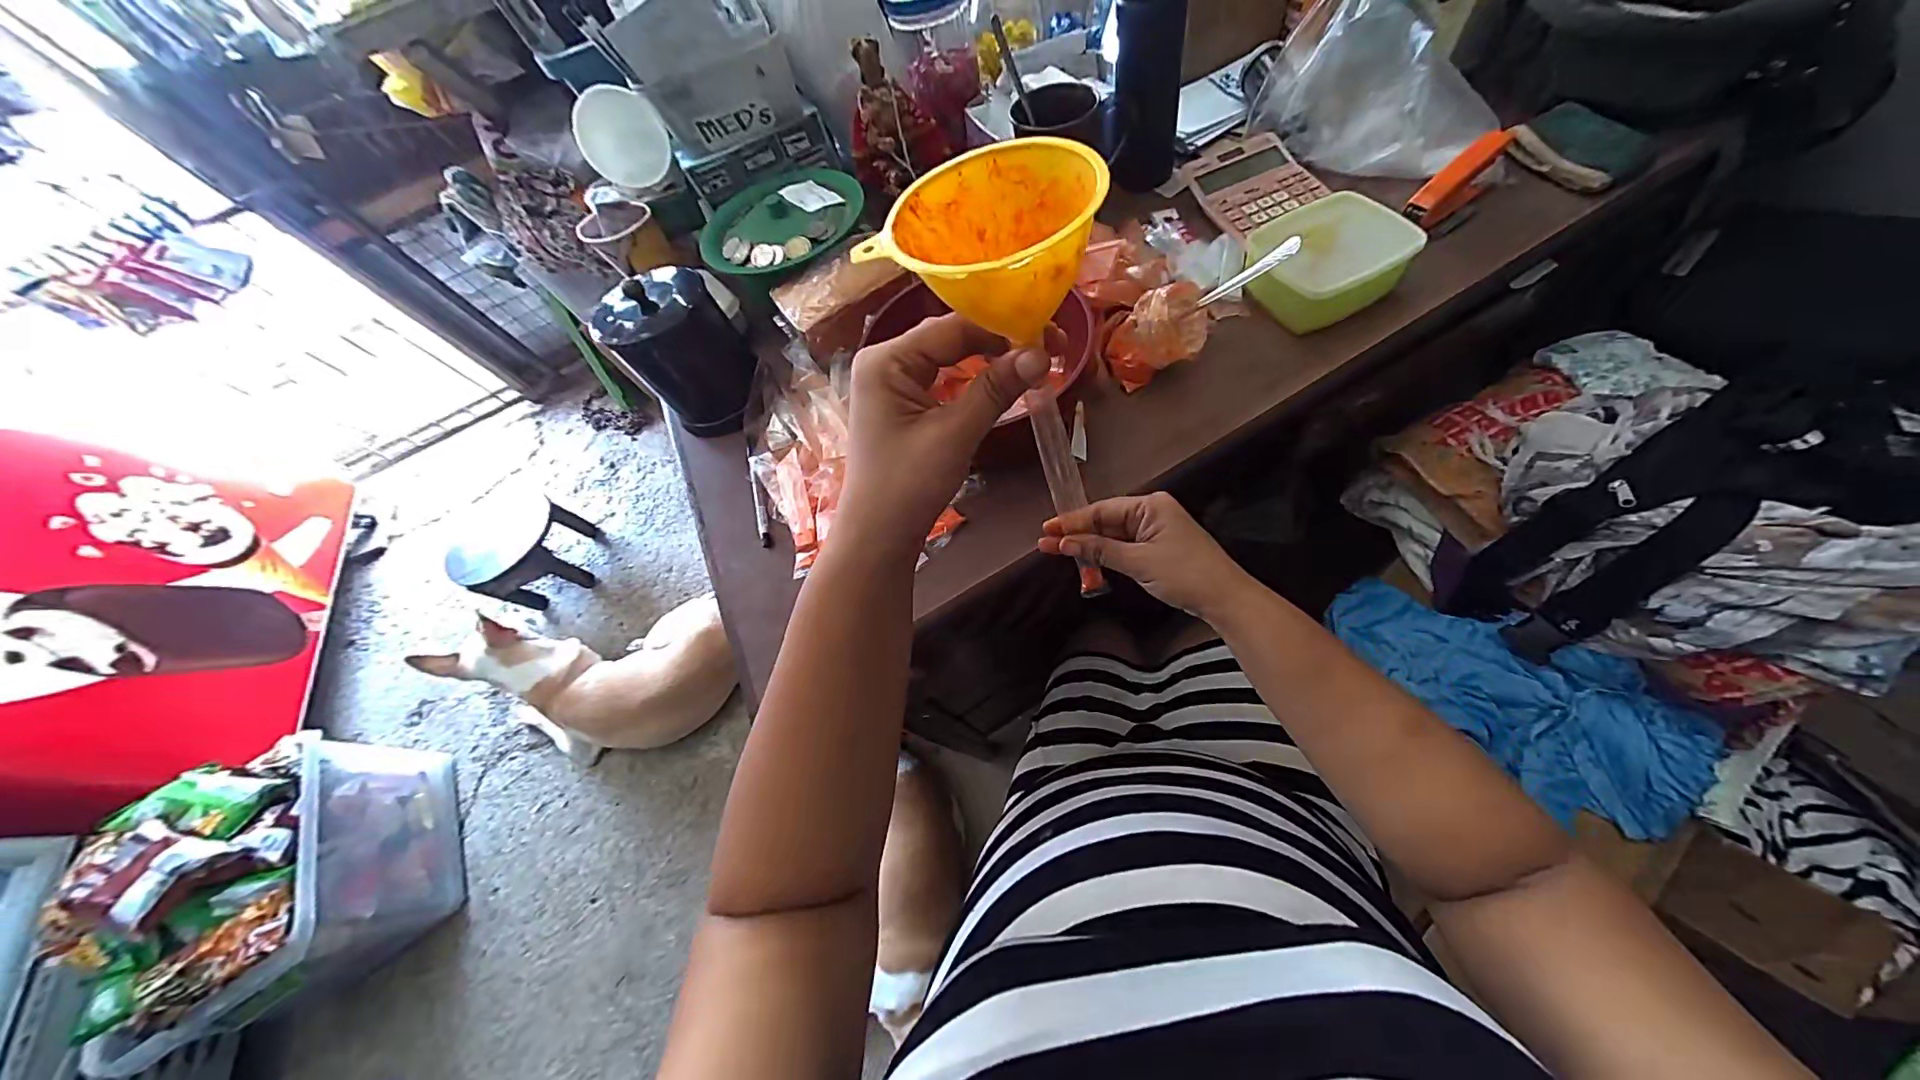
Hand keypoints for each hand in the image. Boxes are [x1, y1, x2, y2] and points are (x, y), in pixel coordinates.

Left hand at [839, 313, 1051, 551]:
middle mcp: (885, 361)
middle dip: (999, 340)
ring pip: (950, 356)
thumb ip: (996, 389)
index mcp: (886, 360)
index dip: (1003, 326)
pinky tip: (1002, 379)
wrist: (878, 536)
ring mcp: (892, 382)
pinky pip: (944, 378)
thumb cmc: (907, 486)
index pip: (953, 327)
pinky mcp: (902, 403)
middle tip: (1050, 348)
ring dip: (990, 358)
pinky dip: (974, 378)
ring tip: (1034, 361)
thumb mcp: (955, 434)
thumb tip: (1041, 352)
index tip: (1050, 334)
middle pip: (951, 337)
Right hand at [1038, 492, 1256, 618]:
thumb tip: (1065, 542)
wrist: (1225, 598)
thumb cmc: (1188, 574)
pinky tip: (1090, 567)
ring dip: (1092, 551)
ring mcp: (1156, 531)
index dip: (1072, 521)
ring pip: (1113, 537)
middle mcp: (1153, 512)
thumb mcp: (1138, 561)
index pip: (1102, 510)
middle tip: (1048, 545)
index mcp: (1151, 505)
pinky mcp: (1158, 548)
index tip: (1048, 530)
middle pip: (1106, 522)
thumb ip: (1099, 550)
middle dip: (1079, 537)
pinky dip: (1107, 559)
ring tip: (1066, 560)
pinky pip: (1125, 549)